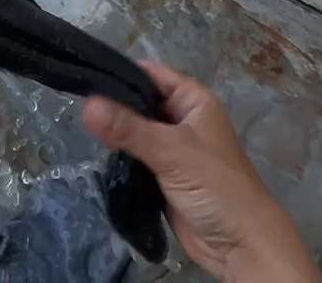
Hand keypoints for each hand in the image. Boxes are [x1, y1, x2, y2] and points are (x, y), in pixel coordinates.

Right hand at [83, 62, 321, 282]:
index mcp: (191, 99)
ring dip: (115, 133)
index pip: (148, 74)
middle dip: (113, 105)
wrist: (241, 247)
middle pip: (139, 101)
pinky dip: (121, 156)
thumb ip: (128, 128)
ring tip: (83, 127)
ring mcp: (173, 147)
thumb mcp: (171, 151)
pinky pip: (136, 156)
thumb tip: (86, 104)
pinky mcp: (164, 174)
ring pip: (135, 130)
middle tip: (79, 106)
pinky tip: (100, 153)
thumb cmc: (216, 186)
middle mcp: (182, 118)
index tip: (84, 78)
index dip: (118, 73)